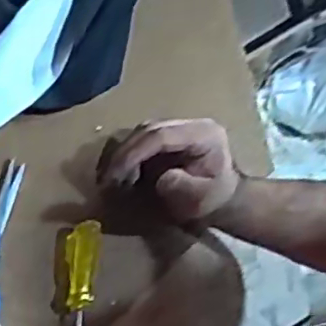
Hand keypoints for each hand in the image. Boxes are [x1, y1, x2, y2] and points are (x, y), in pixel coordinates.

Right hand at [99, 119, 242, 224]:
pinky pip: (140, 140)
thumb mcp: (200, 199)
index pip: (162, 135)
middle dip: (123, 154)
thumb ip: (184, 187)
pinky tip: (123, 176)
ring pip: (141, 132)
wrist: (217, 198)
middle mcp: (190, 125)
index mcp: (203, 134)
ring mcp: (177, 129)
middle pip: (149, 129)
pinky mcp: (166, 139)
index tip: (114, 176)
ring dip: (123, 155)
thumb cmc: (209, 200)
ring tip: (115, 180)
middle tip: (107, 181)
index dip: (134, 153)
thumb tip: (163, 178)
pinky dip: (126, 156)